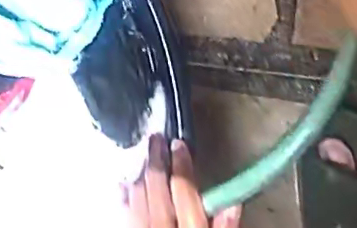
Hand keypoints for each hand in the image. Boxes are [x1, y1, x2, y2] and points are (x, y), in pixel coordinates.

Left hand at [126, 135, 240, 227]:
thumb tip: (232, 201)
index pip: (183, 187)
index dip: (181, 162)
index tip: (178, 143)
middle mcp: (162, 227)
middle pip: (156, 184)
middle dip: (156, 157)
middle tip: (157, 138)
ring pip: (136, 194)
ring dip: (141, 173)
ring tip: (147, 158)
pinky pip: (123, 212)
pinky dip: (124, 195)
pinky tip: (126, 184)